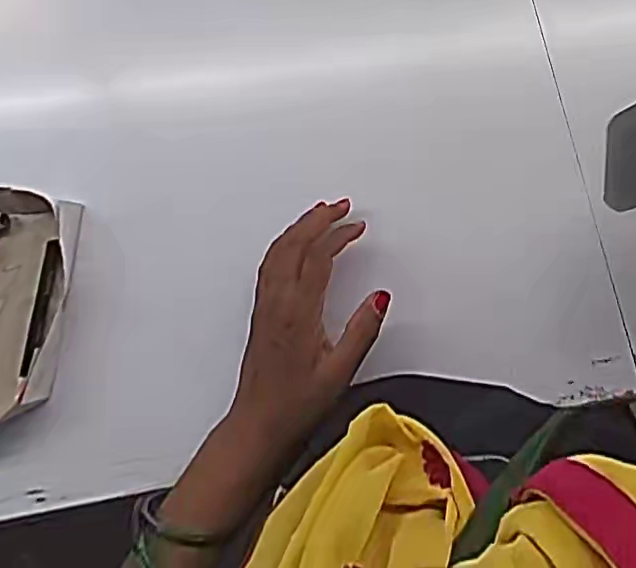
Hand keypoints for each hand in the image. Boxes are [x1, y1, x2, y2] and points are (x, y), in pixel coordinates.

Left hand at [230, 198, 387, 448]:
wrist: (256, 428)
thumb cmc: (294, 406)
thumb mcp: (339, 373)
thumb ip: (362, 331)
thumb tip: (380, 298)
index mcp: (297, 314)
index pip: (317, 258)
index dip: (338, 235)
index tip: (357, 225)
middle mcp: (277, 303)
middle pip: (294, 244)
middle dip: (318, 219)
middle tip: (341, 206)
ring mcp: (265, 305)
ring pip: (278, 251)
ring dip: (300, 226)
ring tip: (320, 213)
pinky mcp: (261, 310)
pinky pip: (270, 262)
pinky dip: (286, 241)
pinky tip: (296, 241)